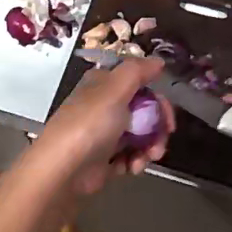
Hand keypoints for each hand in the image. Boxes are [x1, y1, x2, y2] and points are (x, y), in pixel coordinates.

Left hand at [25, 57, 174, 194]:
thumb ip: (137, 71)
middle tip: (163, 139)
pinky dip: (135, 162)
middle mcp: (105, 106)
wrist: (63, 170)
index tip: (168, 115)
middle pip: (144, 112)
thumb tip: (158, 61)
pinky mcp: (105, 158)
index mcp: (104, 85)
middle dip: (158, 127)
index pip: (140, 84)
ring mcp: (105, 134)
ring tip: (147, 158)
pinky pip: (130, 156)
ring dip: (149, 147)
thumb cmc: (90, 124)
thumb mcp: (114, 90)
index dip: (158, 99)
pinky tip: (132, 168)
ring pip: (140, 136)